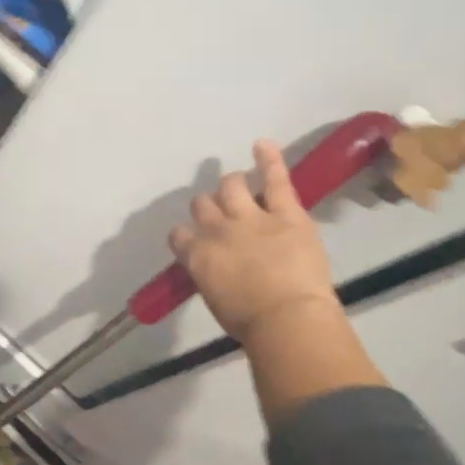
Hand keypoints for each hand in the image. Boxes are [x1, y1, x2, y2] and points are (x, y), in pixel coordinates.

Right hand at [169, 140, 341, 344]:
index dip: (185, 235)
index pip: (179, 235)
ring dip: (231, 185)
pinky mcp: (285, 212)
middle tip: (218, 212)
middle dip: (208, 207)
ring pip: (231, 187)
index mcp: (196, 256)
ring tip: (236, 185)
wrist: (286, 316)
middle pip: (203, 205)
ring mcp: (250, 217)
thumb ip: (209, 274)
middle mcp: (216, 230)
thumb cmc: (247, 320)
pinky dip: (268, 158)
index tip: (192, 239)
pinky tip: (262, 144)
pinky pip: (275, 179)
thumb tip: (213, 267)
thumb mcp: (213, 298)